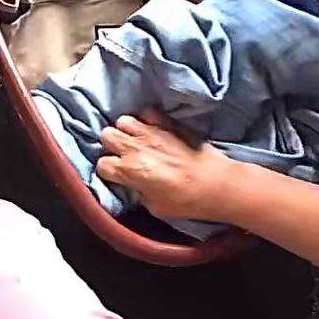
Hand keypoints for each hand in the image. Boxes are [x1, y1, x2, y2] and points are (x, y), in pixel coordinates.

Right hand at [96, 110, 244, 224]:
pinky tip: (152, 129)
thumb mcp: (154, 206)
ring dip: (126, 130)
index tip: (116, 174)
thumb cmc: (186, 201)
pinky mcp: (167, 123)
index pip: (102, 164)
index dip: (108, 170)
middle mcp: (134, 148)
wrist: (216, 184)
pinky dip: (147, 119)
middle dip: (112, 145)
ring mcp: (150, 132)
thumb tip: (136, 184)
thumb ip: (138, 191)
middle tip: (123, 154)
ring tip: (136, 139)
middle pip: (107, 135)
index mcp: (129, 171)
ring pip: (123, 120)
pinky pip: (147, 112)